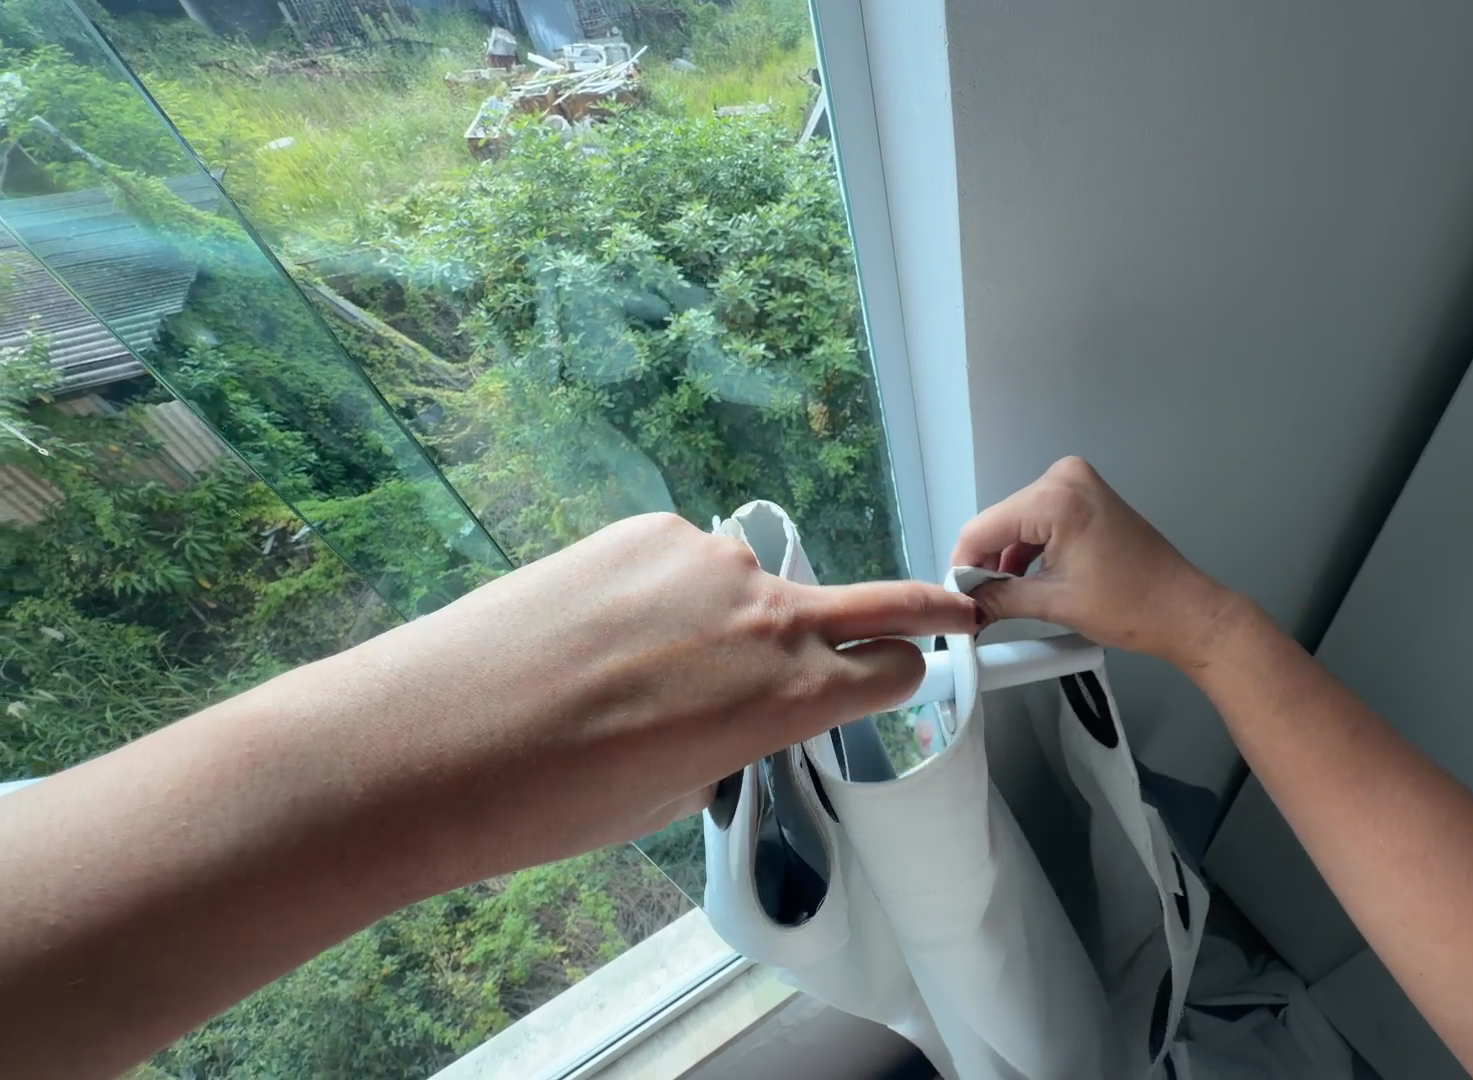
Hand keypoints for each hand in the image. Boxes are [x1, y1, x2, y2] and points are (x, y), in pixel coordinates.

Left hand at [304, 512, 977, 890]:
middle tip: (952, 608)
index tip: (910, 667)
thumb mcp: (685, 788)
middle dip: (928, 609)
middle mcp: (773, 615)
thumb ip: (748, 731)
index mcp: (793, 695)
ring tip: (641, 654)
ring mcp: (714, 560)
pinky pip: (686, 560)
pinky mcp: (651, 528)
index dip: (903, 673)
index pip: (897, 667)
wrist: (425, 744)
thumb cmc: (558, 797)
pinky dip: (666, 587)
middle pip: (882, 600)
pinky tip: (602, 622)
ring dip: (729, 614)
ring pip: (754, 585)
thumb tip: (748, 699)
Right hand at [952, 456, 1240, 669]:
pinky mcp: (1086, 494)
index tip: (956, 598)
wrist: (1183, 609)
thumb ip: (999, 598)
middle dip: (986, 562)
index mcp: (1055, 498)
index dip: (963, 565)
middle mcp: (1063, 476)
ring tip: (1002, 597)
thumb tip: (964, 604)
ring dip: (1007, 557)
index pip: (984, 528)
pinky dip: (1029, 548)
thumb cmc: (1127, 607)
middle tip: (978, 604)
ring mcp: (1077, 481)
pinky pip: (1040, 518)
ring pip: (1018, 521)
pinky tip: (1024, 579)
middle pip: (1000, 523)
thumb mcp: (1053, 603)